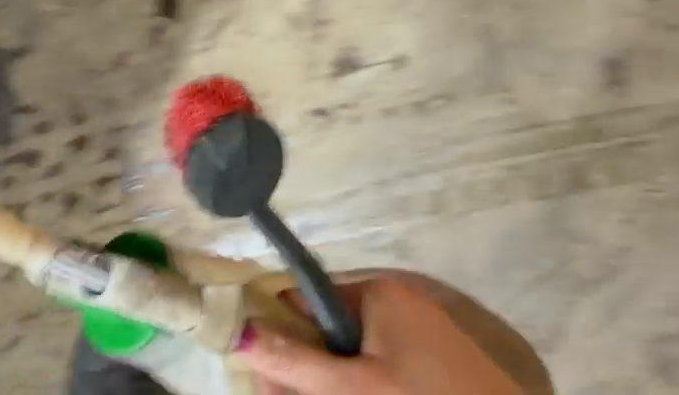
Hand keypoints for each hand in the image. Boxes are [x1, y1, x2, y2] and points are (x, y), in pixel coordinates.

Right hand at [239, 276, 526, 394]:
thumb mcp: (353, 389)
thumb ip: (292, 361)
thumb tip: (235, 331)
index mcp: (379, 293)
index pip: (303, 298)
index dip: (278, 333)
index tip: (264, 369)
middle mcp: (400, 305)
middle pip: (326, 330)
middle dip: (303, 366)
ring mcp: (425, 340)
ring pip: (354, 356)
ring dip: (329, 382)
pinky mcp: (443, 372)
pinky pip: (384, 372)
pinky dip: (362, 387)